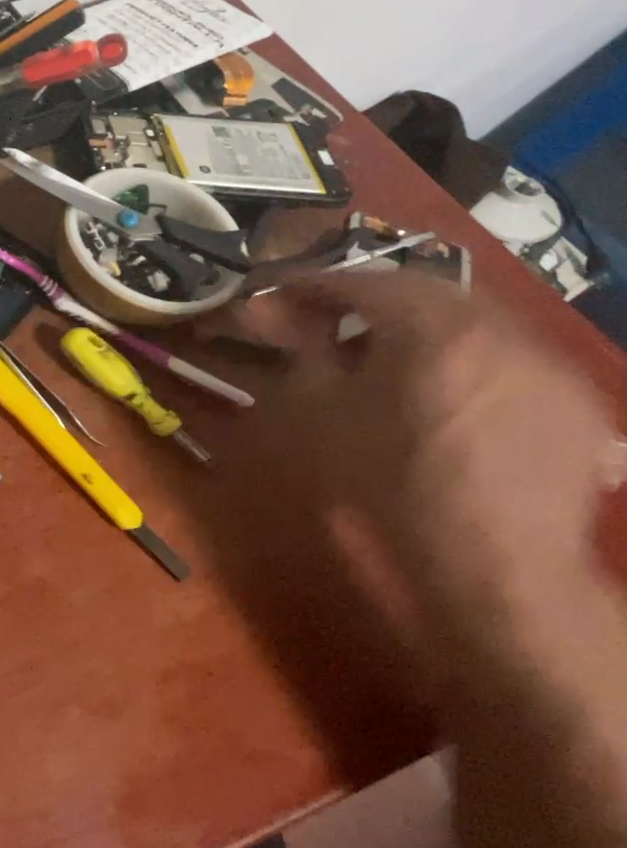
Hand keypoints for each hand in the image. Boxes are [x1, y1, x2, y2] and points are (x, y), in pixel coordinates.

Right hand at [259, 271, 615, 611]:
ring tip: (377, 356)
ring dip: (418, 327)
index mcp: (434, 328)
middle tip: (321, 319)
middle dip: (368, 299)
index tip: (272, 293)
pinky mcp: (575, 403)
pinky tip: (437, 393)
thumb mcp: (316, 415)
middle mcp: (503, 331)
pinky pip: (508, 359)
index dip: (310, 283)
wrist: (489, 567)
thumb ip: (301, 353)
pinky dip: (463, 359)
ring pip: (472, 323)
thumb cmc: (383, 486)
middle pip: (426, 292)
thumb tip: (274, 314)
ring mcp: (549, 366)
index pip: (364, 280)